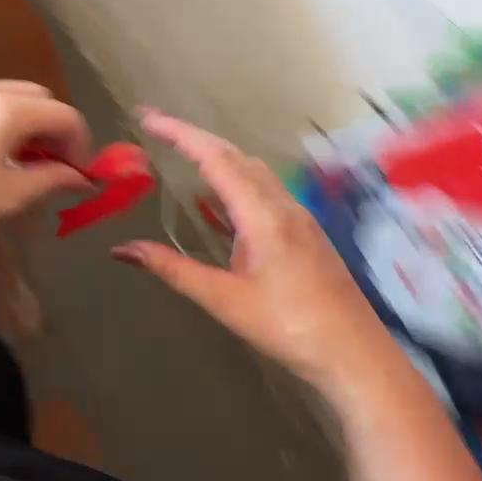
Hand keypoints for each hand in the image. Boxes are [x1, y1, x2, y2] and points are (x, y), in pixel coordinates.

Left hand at [0, 81, 92, 255]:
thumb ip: (52, 178)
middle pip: (37, 96)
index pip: (63, 114)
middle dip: (53, 127)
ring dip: (25, 120)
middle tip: (53, 165)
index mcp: (6, 108)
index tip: (79, 174)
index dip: (80, 143)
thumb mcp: (10, 194)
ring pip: (7, 94)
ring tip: (22, 159)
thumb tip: (80, 177)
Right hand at [114, 110, 403, 397]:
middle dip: (193, 135)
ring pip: (253, 170)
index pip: (216, 159)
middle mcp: (284, 208)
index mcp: (264, 217)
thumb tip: (120, 249)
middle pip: (236, 155)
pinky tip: (219, 194)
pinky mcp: (306, 235)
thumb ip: (172, 269)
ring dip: (215, 152)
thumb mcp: (223, 300)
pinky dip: (233, 174)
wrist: (361, 362)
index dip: (180, 133)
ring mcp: (300, 220)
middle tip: (154, 125)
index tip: (147, 117)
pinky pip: (264, 188)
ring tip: (181, 150)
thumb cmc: (291, 329)